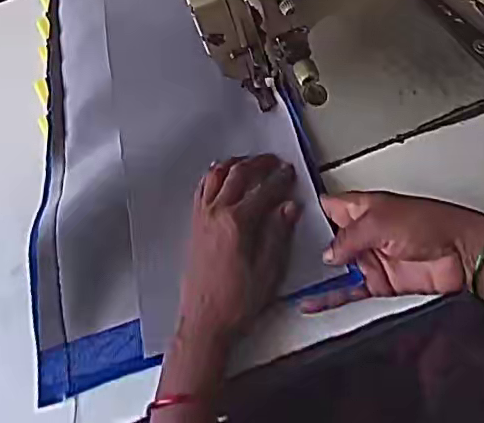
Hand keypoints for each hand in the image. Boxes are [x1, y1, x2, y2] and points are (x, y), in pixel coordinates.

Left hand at [174, 154, 301, 344]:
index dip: (279, 179)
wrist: (204, 322)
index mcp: (237, 223)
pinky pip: (202, 188)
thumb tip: (289, 207)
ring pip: (216, 175)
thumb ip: (278, 235)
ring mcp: (202, 216)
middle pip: (238, 174)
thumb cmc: (235, 302)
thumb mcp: (268, 272)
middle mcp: (217, 213)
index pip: (263, 191)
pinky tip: (220, 175)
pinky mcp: (194, 223)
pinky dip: (213, 176)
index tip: (289, 172)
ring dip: (234, 164)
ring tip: (248, 161)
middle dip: (258, 163)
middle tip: (273, 161)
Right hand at [301, 191, 483, 312]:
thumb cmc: (428, 222)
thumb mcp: (380, 221)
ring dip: (319, 278)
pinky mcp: (381, 284)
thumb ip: (349, 237)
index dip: (307, 212)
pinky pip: (352, 292)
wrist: (461, 254)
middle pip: (327, 241)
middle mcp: (362, 231)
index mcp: (359, 206)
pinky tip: (317, 303)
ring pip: (337, 269)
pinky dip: (335, 298)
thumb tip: (326, 254)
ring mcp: (371, 258)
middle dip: (308, 250)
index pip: (326, 207)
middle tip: (282, 258)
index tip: (283, 219)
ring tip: (294, 287)